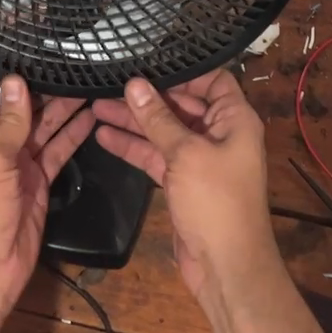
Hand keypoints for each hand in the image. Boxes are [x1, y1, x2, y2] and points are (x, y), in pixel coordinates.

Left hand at [0, 73, 93, 332]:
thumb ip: (9, 123)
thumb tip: (16, 81)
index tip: (14, 61)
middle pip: (10, 110)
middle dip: (34, 90)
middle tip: (63, 68)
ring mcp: (13, 163)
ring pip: (37, 127)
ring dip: (58, 108)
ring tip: (84, 84)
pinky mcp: (36, 181)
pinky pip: (54, 150)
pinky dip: (70, 134)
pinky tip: (90, 115)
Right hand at [93, 71, 322, 332]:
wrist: (226, 269)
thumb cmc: (216, 201)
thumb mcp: (185, 153)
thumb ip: (157, 118)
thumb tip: (134, 84)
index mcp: (234, 119)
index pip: (212, 80)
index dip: (184, 71)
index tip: (149, 63)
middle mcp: (219, 134)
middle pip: (181, 104)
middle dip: (147, 96)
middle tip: (111, 83)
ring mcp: (199, 159)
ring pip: (163, 131)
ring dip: (134, 121)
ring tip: (96, 105)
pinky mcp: (182, 181)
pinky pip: (156, 155)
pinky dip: (134, 146)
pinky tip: (104, 136)